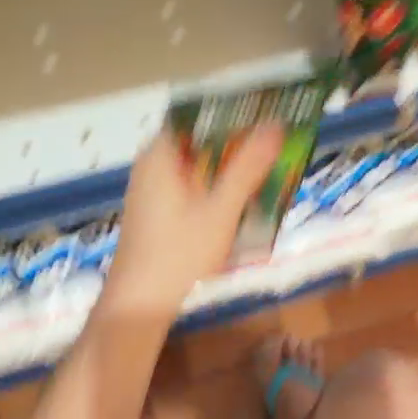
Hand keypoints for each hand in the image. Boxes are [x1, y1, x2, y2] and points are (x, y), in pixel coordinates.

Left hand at [103, 125, 283, 319]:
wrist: (140, 305)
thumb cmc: (179, 254)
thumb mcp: (221, 210)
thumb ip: (247, 168)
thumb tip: (276, 125)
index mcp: (160, 155)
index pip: (198, 115)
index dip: (233, 114)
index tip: (267, 117)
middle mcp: (152, 166)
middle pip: (200, 143)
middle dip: (238, 147)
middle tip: (277, 150)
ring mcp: (151, 192)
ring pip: (198, 170)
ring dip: (229, 174)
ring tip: (268, 177)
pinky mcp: (156, 215)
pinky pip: (191, 191)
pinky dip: (216, 194)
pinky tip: (241, 209)